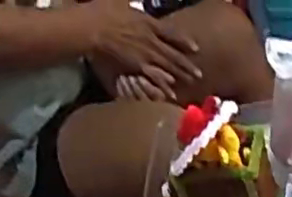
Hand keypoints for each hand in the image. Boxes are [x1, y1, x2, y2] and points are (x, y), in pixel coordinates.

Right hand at [80, 3, 200, 98]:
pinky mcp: (138, 65)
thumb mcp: (120, 0)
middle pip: (174, 54)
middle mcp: (150, 39)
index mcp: (147, 22)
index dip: (185, 41)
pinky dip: (165, 84)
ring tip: (193, 82)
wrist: (91, 26)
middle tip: (200, 74)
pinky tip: (173, 92)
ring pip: (169, 66)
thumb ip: (132, 1)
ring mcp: (145, 54)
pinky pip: (156, 77)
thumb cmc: (102, 10)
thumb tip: (137, 0)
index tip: (196, 48)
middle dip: (188, 64)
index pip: (171, 33)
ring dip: (182, 75)